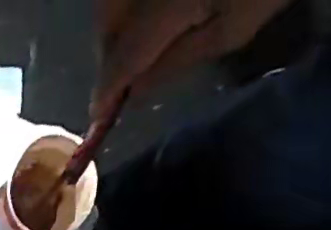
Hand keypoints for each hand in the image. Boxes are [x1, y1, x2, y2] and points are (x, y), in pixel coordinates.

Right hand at [96, 0, 285, 114]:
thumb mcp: (233, 29)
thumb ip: (175, 63)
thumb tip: (134, 92)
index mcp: (166, 5)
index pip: (121, 58)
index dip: (107, 90)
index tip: (98, 117)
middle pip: (106, 20)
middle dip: (108, 52)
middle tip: (121, 78)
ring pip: (111, 0)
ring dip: (114, 25)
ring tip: (133, 45)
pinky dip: (126, 4)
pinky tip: (144, 15)